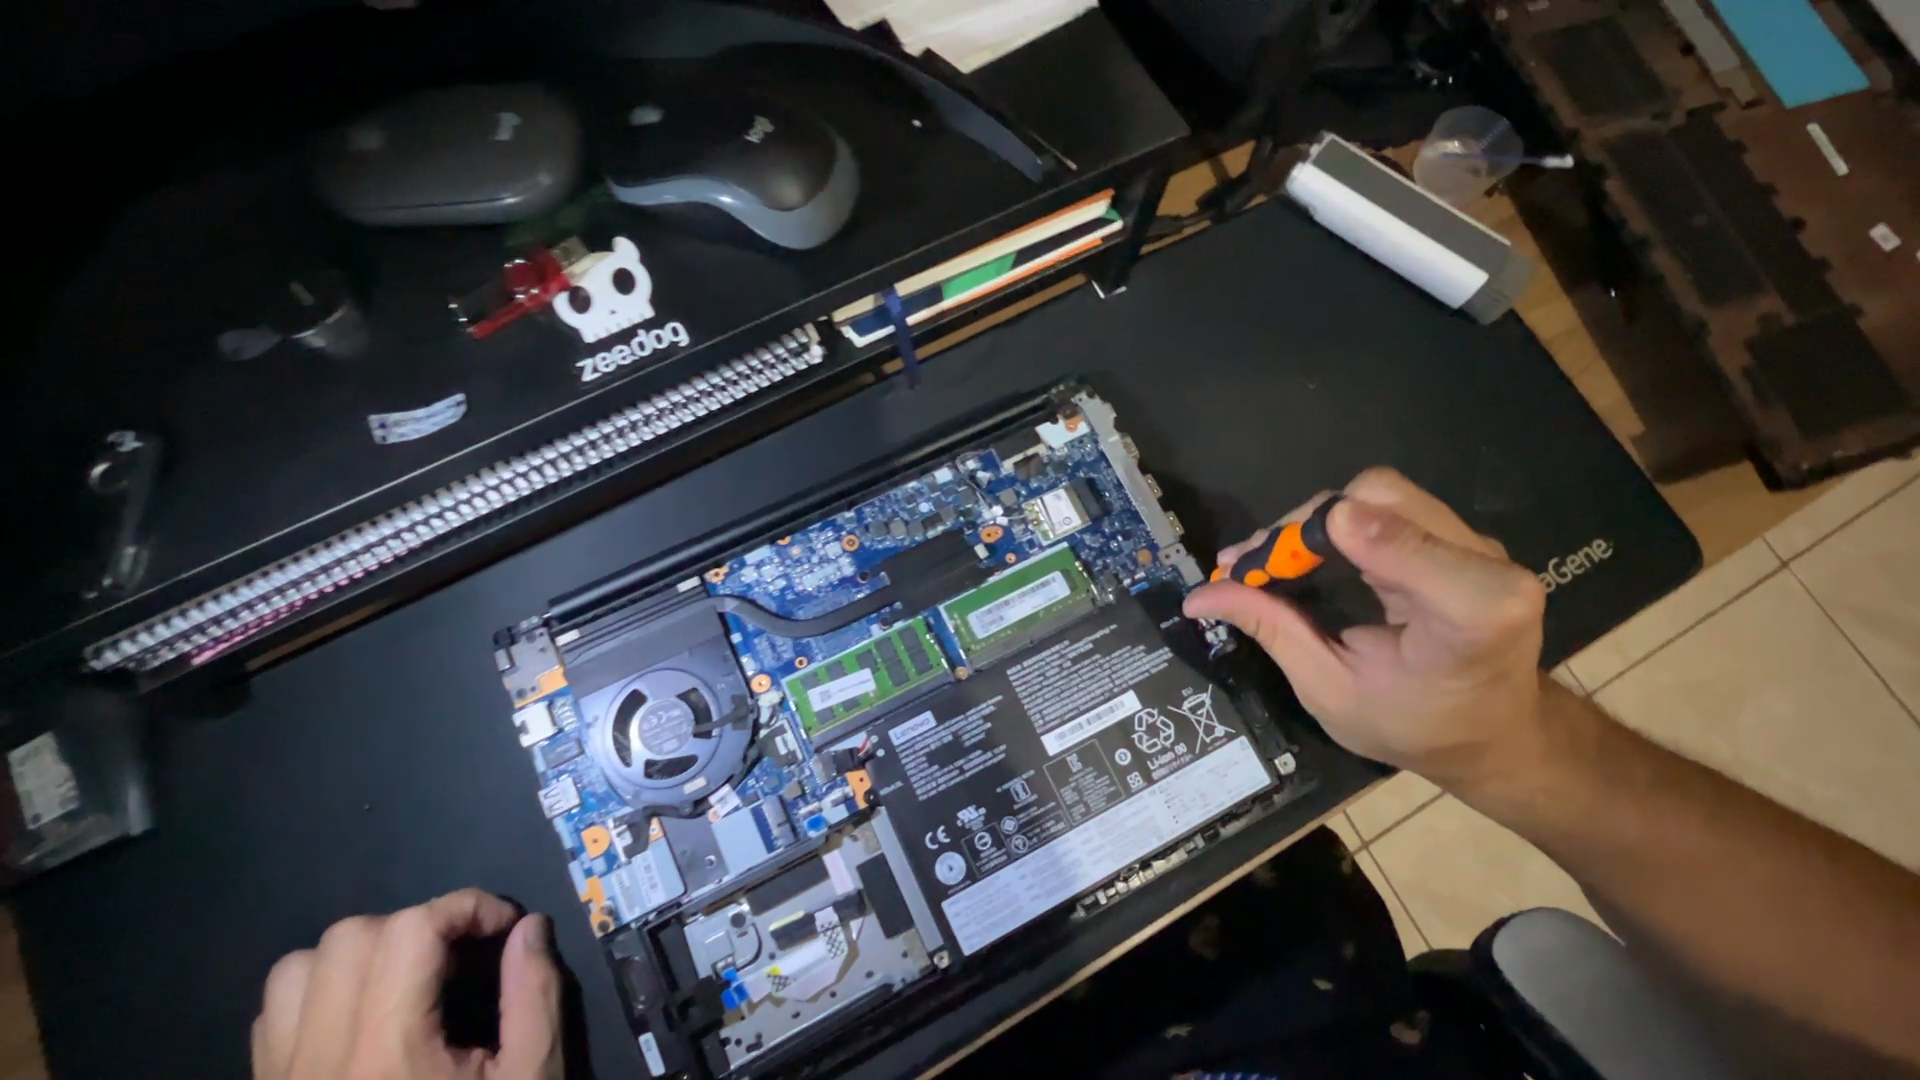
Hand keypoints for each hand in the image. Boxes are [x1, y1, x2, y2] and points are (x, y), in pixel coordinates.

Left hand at [252, 889, 562, 1079]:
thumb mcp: (531, 1078)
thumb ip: (534, 995)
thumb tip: (528, 928)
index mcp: (386, 1052)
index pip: (412, 930)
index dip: (468, 907)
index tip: (506, 928)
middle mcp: (318, 1059)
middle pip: (353, 936)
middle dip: (420, 925)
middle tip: (463, 954)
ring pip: (299, 970)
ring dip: (362, 954)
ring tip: (410, 979)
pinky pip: (275, 1015)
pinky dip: (321, 992)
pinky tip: (366, 1016)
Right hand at [1184, 467, 1549, 791]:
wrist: (1494, 734)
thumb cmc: (1417, 727)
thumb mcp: (1332, 692)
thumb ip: (1274, 631)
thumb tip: (1199, 596)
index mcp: (1473, 612)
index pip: (1406, 541)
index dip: (1336, 532)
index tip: (1269, 555)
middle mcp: (1484, 562)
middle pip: (1380, 498)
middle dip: (1301, 523)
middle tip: (1247, 564)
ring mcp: (1472, 543)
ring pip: (1377, 494)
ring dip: (1309, 521)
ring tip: (1262, 559)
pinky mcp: (1454, 537)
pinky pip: (1383, 507)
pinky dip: (1329, 524)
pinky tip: (1296, 554)